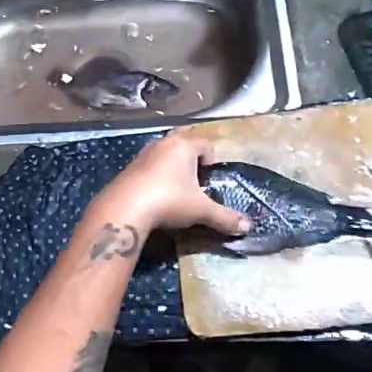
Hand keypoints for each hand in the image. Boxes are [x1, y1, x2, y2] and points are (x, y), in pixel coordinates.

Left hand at [94, 135, 249, 235]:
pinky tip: (154, 198)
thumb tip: (247, 227)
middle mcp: (162, 144)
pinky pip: (147, 168)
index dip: (211, 159)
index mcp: (183, 146)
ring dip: (170, 169)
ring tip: (175, 191)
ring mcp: (142, 155)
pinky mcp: (127, 169)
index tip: (210, 176)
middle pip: (182, 146)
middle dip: (190, 162)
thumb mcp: (201, 211)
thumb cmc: (169, 200)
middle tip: (195, 183)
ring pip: (163, 156)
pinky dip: (153, 178)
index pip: (205, 144)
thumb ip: (224, 218)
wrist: (125, 208)